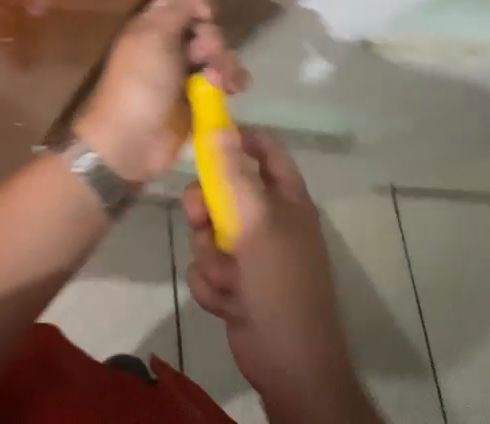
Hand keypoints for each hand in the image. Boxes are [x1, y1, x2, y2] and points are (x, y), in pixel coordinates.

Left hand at [74, 0, 247, 183]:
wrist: (132, 141)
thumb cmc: (139, 83)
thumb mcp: (153, 38)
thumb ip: (176, 8)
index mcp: (151, 27)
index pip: (181, 2)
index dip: (197, 4)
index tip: (205, 14)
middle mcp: (169, 46)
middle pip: (205, 28)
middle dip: (212, 39)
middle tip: (204, 54)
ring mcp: (185, 74)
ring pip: (218, 55)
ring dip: (224, 62)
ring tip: (219, 81)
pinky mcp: (200, 99)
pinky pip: (224, 81)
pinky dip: (231, 81)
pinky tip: (233, 90)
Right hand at [183, 134, 375, 420]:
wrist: (289, 363)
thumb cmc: (280, 285)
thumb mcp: (255, 222)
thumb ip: (231, 173)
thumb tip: (217, 125)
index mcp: (286, 201)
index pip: (264, 152)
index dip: (236, 139)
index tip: (201, 139)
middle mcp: (268, 222)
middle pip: (222, 191)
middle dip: (205, 211)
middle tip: (200, 219)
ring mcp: (251, 255)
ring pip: (207, 232)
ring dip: (210, 257)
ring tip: (230, 280)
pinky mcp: (235, 283)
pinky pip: (204, 266)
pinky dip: (212, 284)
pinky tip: (229, 303)